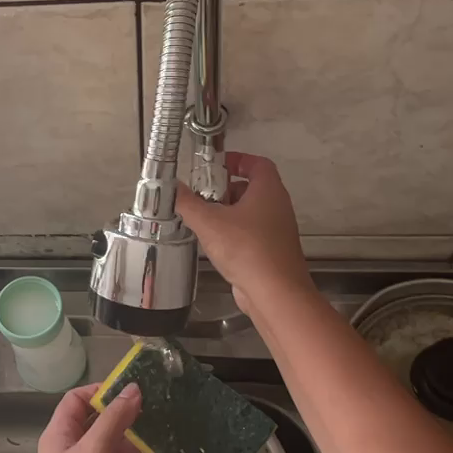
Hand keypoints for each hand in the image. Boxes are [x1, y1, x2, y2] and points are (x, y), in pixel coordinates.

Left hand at [24, 383, 166, 452]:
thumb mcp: (93, 451)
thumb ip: (114, 419)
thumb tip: (132, 388)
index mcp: (60, 435)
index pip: (77, 400)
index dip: (101, 390)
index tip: (132, 386)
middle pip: (99, 425)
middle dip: (126, 416)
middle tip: (159, 406)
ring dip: (139, 445)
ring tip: (170, 433)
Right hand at [178, 152, 309, 315]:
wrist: (275, 293)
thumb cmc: (248, 251)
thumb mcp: (209, 222)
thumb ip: (188, 203)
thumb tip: (174, 189)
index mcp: (268, 190)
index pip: (257, 163)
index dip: (237, 159)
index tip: (217, 164)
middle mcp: (277, 207)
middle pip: (252, 187)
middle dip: (225, 189)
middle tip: (204, 194)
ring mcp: (277, 230)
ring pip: (250, 212)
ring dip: (228, 212)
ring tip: (204, 219)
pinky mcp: (272, 251)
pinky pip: (251, 233)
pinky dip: (234, 233)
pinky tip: (215, 244)